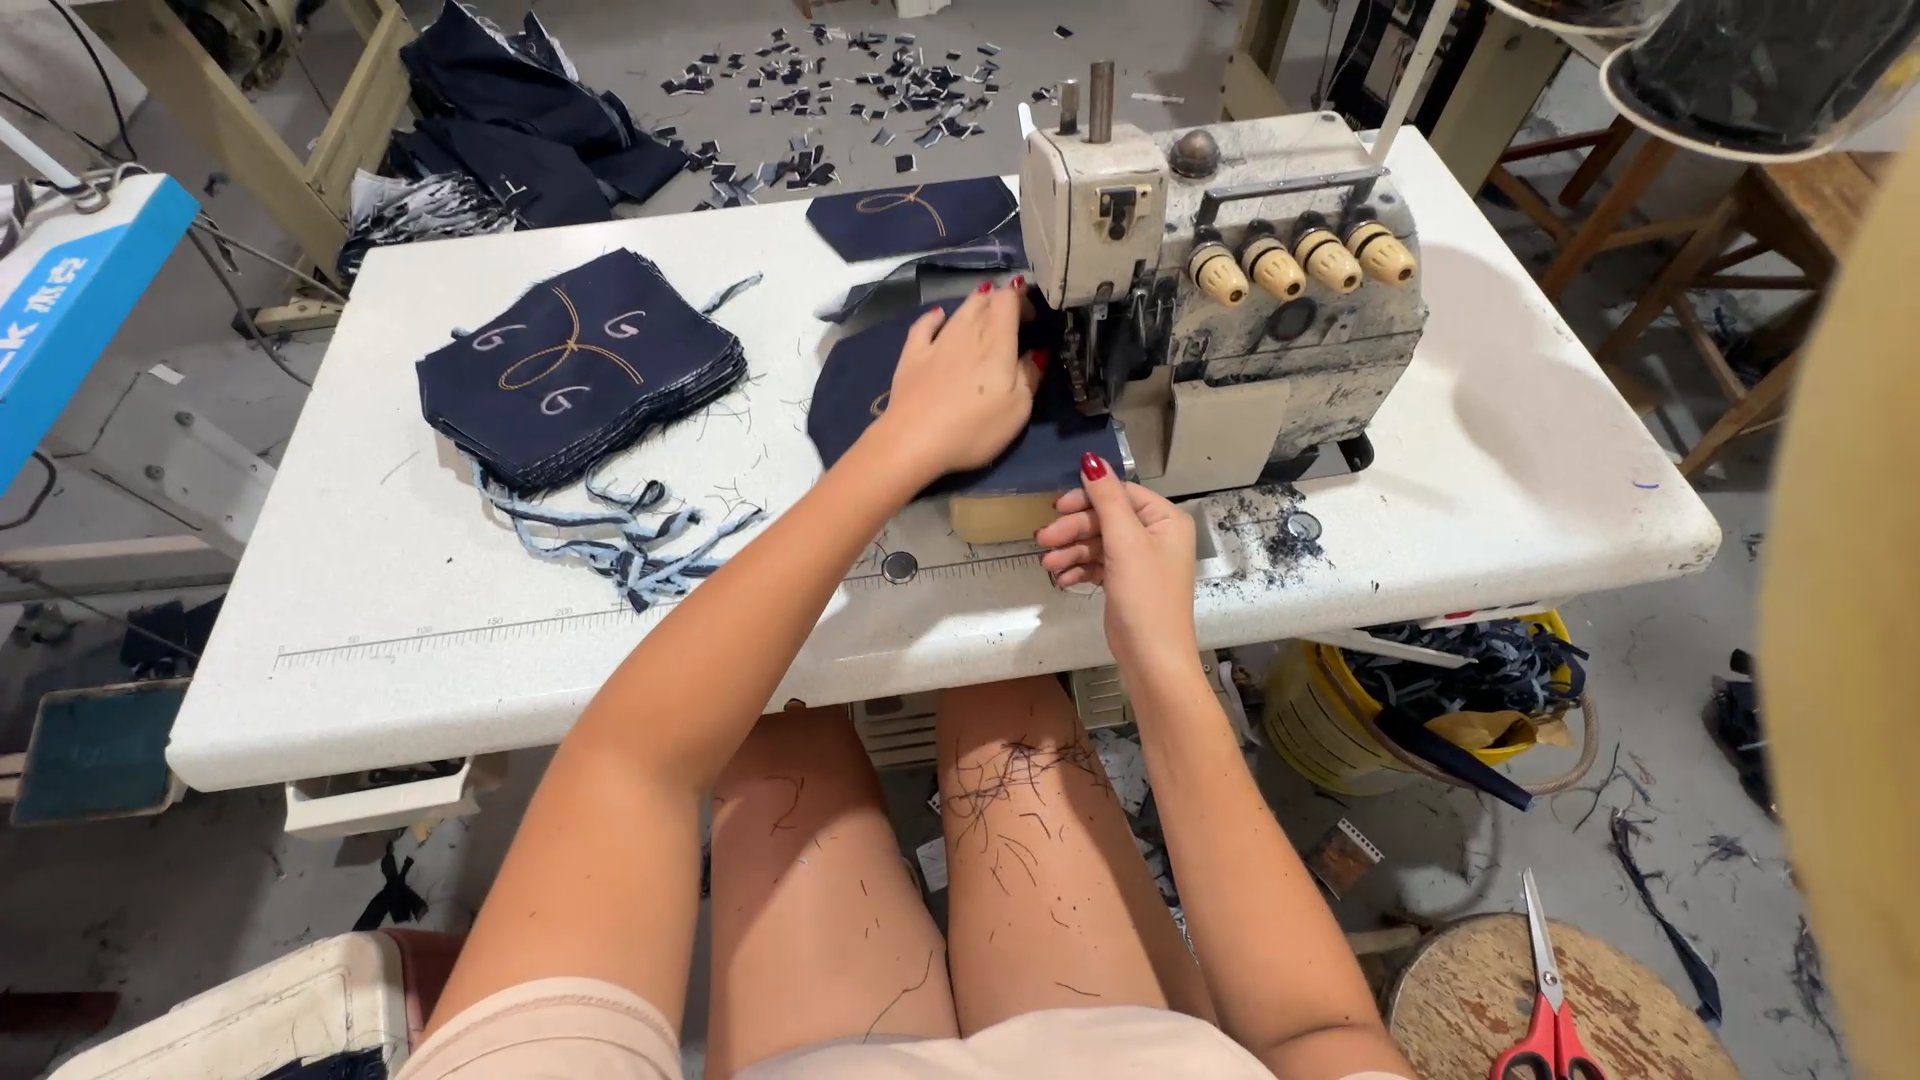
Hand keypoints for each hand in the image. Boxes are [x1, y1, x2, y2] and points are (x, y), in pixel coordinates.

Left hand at [868, 279, 1039, 481]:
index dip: (1022, 299)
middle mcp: (966, 332)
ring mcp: (936, 342)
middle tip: (1011, 319)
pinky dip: (936, 317)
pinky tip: (940, 316)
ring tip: (984, 315)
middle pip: (984, 300)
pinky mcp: (912, 355)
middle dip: (1001, 301)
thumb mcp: (1017, 410)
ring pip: (959, 310)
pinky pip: (924, 324)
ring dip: (975, 305)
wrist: (913, 441)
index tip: (1030, 318)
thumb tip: (1036, 352)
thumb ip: (1029, 375)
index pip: (1009, 300)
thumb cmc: (973, 429)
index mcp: (996, 342)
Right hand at [1036, 454, 1198, 671]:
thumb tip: (1091, 459)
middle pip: (1105, 519)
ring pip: (1097, 543)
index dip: (1087, 497)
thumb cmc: (1145, 595)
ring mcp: (1140, 560)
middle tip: (1043, 540)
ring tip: (1048, 565)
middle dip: (1073, 530)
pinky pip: (1097, 565)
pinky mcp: (1125, 582)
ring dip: (1071, 551)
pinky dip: (1078, 569)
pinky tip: (1061, 578)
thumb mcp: (1125, 542)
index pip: (1121, 494)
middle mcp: (1156, 535)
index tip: (1056, 507)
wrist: (1152, 656)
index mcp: (1166, 519)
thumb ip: (1107, 499)